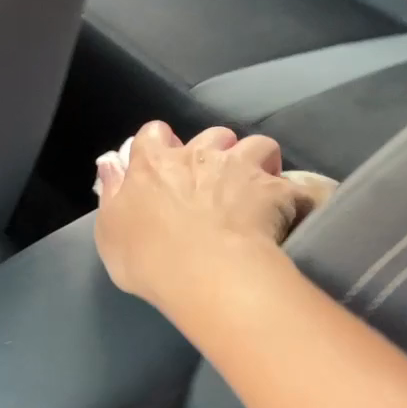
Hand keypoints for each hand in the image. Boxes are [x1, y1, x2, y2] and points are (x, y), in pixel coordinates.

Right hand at [92, 122, 315, 306]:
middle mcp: (197, 156)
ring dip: (257, 161)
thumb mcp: (109, 230)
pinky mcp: (277, 192)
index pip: (152, 133)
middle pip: (211, 135)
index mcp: (152, 164)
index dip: (158, 144)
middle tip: (213, 179)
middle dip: (215, 150)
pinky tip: (295, 212)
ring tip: (256, 186)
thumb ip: (112, 193)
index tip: (160, 162)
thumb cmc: (146, 256)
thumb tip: (110, 163)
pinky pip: (298, 187)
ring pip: (258, 145)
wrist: (207, 274)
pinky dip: (296, 197)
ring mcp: (241, 170)